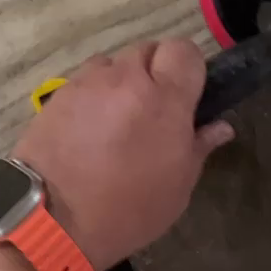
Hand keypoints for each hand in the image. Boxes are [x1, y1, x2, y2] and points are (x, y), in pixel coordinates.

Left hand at [12, 39, 235, 268]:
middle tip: (153, 111)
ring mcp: (87, 83)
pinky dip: (93, 95)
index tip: (187, 95)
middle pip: (148, 50)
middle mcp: (126, 79)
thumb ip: (199, 146)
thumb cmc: (126, 210)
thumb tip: (219, 125)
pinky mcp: (58, 93)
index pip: (184, 50)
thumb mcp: (177, 187)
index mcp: (164, 99)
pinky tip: (88, 128)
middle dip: (155, 72)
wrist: (51, 219)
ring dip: (121, 81)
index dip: (188, 68)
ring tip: (117, 120)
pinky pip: (85, 80)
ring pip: (113, 63)